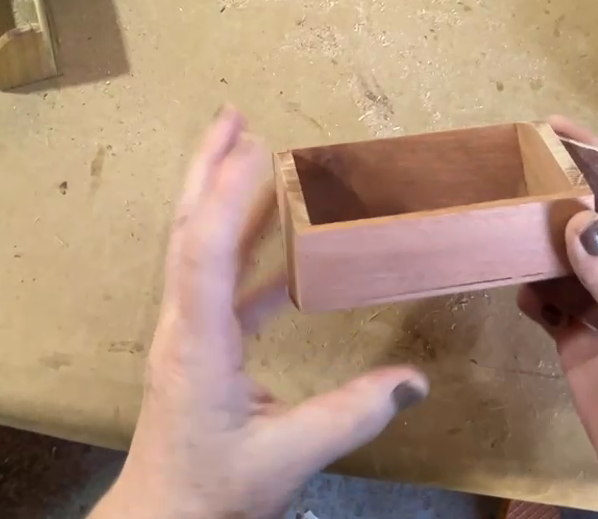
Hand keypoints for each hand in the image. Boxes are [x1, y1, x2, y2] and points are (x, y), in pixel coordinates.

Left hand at [91, 107, 429, 518]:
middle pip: (189, 226)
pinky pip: (224, 275)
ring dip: (225, 192)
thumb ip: (351, 415)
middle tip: (232, 116)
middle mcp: (183, 320)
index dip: (230, 195)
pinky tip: (281, 230)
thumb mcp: (285, 459)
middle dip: (209, 165)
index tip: (256, 146)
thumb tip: (415, 380)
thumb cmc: (211, 492)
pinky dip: (249, 244)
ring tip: (251, 147)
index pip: (205, 252)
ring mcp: (187, 325)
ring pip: (201, 242)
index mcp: (195, 341)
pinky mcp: (200, 336)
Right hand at [518, 116, 597, 518]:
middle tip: (514, 172)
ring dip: (539, 247)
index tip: (559, 131)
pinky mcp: (583, 352)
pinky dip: (532, 295)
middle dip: (560, 201)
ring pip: (567, 267)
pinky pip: (551, 309)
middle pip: (595, 232)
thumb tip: (579, 217)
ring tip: (505, 223)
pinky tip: (519, 290)